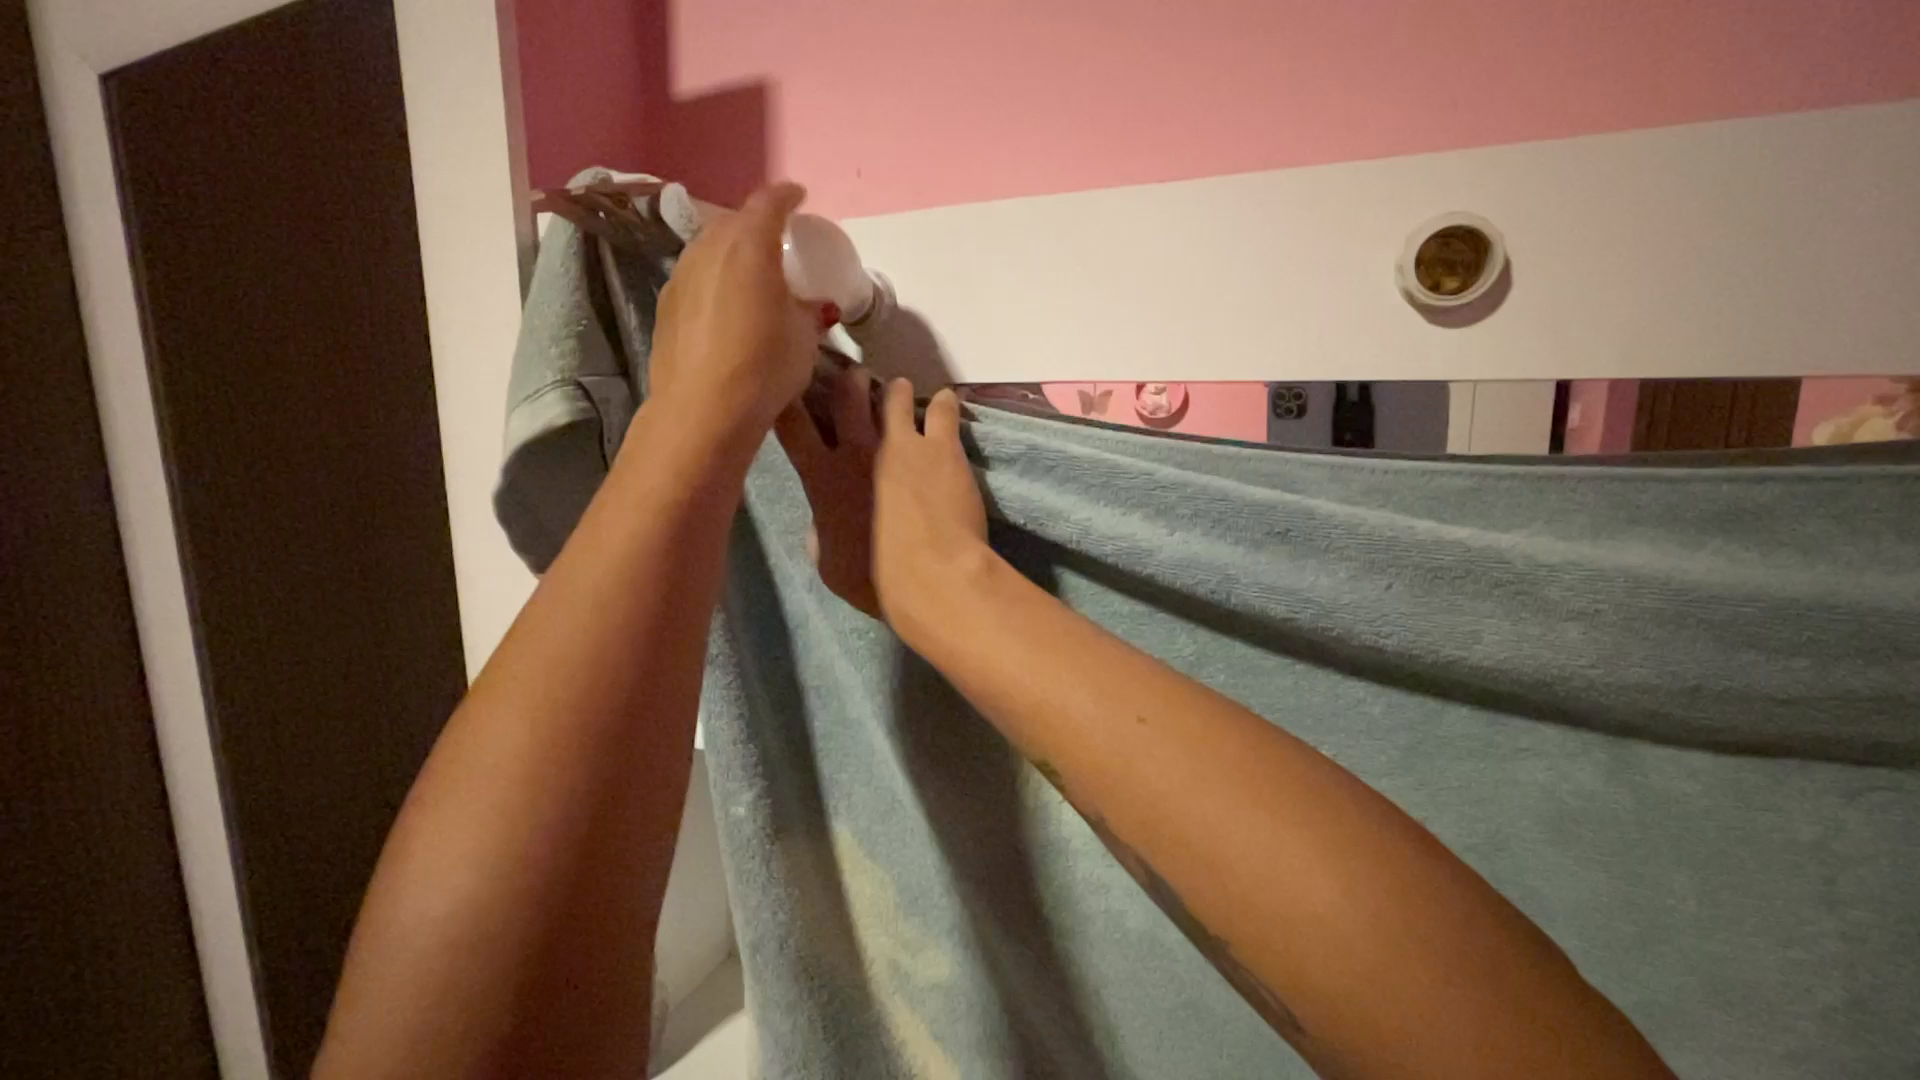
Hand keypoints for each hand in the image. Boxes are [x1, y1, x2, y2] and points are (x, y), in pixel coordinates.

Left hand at [649, 182, 823, 447]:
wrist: (703, 409)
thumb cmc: (765, 367)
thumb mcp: (804, 339)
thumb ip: (808, 311)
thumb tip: (813, 305)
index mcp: (750, 247)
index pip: (768, 203)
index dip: (786, 196)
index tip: (798, 196)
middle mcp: (709, 250)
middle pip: (733, 222)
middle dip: (754, 223)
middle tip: (775, 239)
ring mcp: (681, 275)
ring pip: (708, 247)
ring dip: (730, 250)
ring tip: (749, 271)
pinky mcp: (666, 304)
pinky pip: (695, 276)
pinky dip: (713, 278)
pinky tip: (725, 303)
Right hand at [779, 374, 992, 633]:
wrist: (928, 575)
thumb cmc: (871, 581)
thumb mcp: (827, 565)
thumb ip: (819, 536)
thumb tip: (820, 525)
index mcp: (821, 479)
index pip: (792, 426)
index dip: (787, 402)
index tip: (790, 390)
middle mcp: (856, 450)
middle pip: (844, 396)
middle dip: (847, 382)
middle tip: (853, 376)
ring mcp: (900, 442)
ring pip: (891, 395)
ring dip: (893, 389)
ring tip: (897, 386)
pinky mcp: (941, 446)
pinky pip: (942, 410)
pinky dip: (943, 402)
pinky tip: (945, 399)